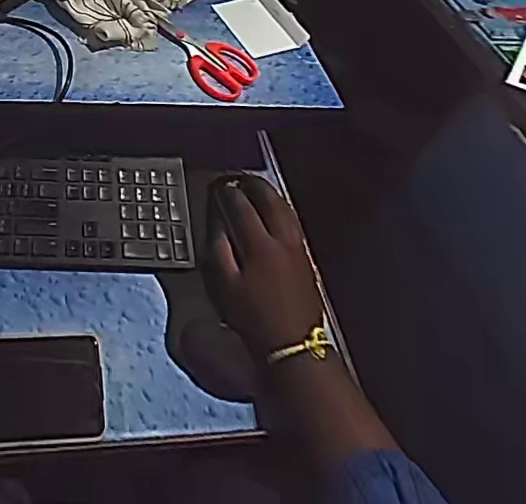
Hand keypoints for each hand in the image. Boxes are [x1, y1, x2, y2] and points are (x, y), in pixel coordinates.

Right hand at [203, 176, 322, 355]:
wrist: (294, 348)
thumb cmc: (256, 320)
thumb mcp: (226, 286)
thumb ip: (219, 252)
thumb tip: (218, 229)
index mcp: (260, 246)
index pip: (242, 207)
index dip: (228, 194)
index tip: (219, 188)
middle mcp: (283, 243)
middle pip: (270, 202)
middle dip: (254, 186)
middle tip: (241, 178)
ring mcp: (299, 252)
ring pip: (287, 212)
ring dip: (272, 196)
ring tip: (259, 189)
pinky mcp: (307, 262)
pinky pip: (294, 225)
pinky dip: (283, 211)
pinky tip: (276, 214)